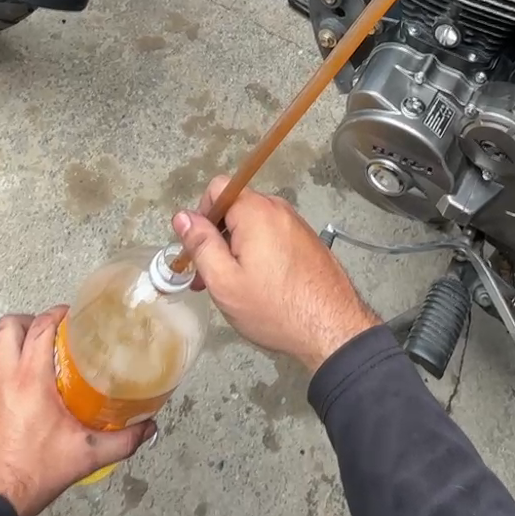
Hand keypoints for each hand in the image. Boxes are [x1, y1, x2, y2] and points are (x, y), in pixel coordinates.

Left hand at [0, 307, 153, 515]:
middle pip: (7, 327)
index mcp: (29, 379)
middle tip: (46, 333)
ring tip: (35, 370)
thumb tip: (146, 429)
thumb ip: (120, 440)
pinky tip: (17, 405)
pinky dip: (1, 383)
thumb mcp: (82, 457)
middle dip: (27, 322)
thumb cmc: (25, 477)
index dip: (56, 313)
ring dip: (13, 353)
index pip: (40, 325)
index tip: (69, 315)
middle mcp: (0, 379)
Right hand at [173, 176, 381, 372]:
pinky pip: (273, 235)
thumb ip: (201, 244)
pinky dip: (259, 252)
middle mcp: (278, 208)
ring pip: (254, 224)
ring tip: (233, 287)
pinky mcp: (307, 241)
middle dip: (217, 236)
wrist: (332, 328)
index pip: (218, 187)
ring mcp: (296, 224)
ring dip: (237, 247)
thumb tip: (182, 216)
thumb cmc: (274, 307)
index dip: (201, 214)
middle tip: (208, 276)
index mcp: (256, 210)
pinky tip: (259, 286)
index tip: (199, 249)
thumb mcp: (225, 281)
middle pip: (236, 206)